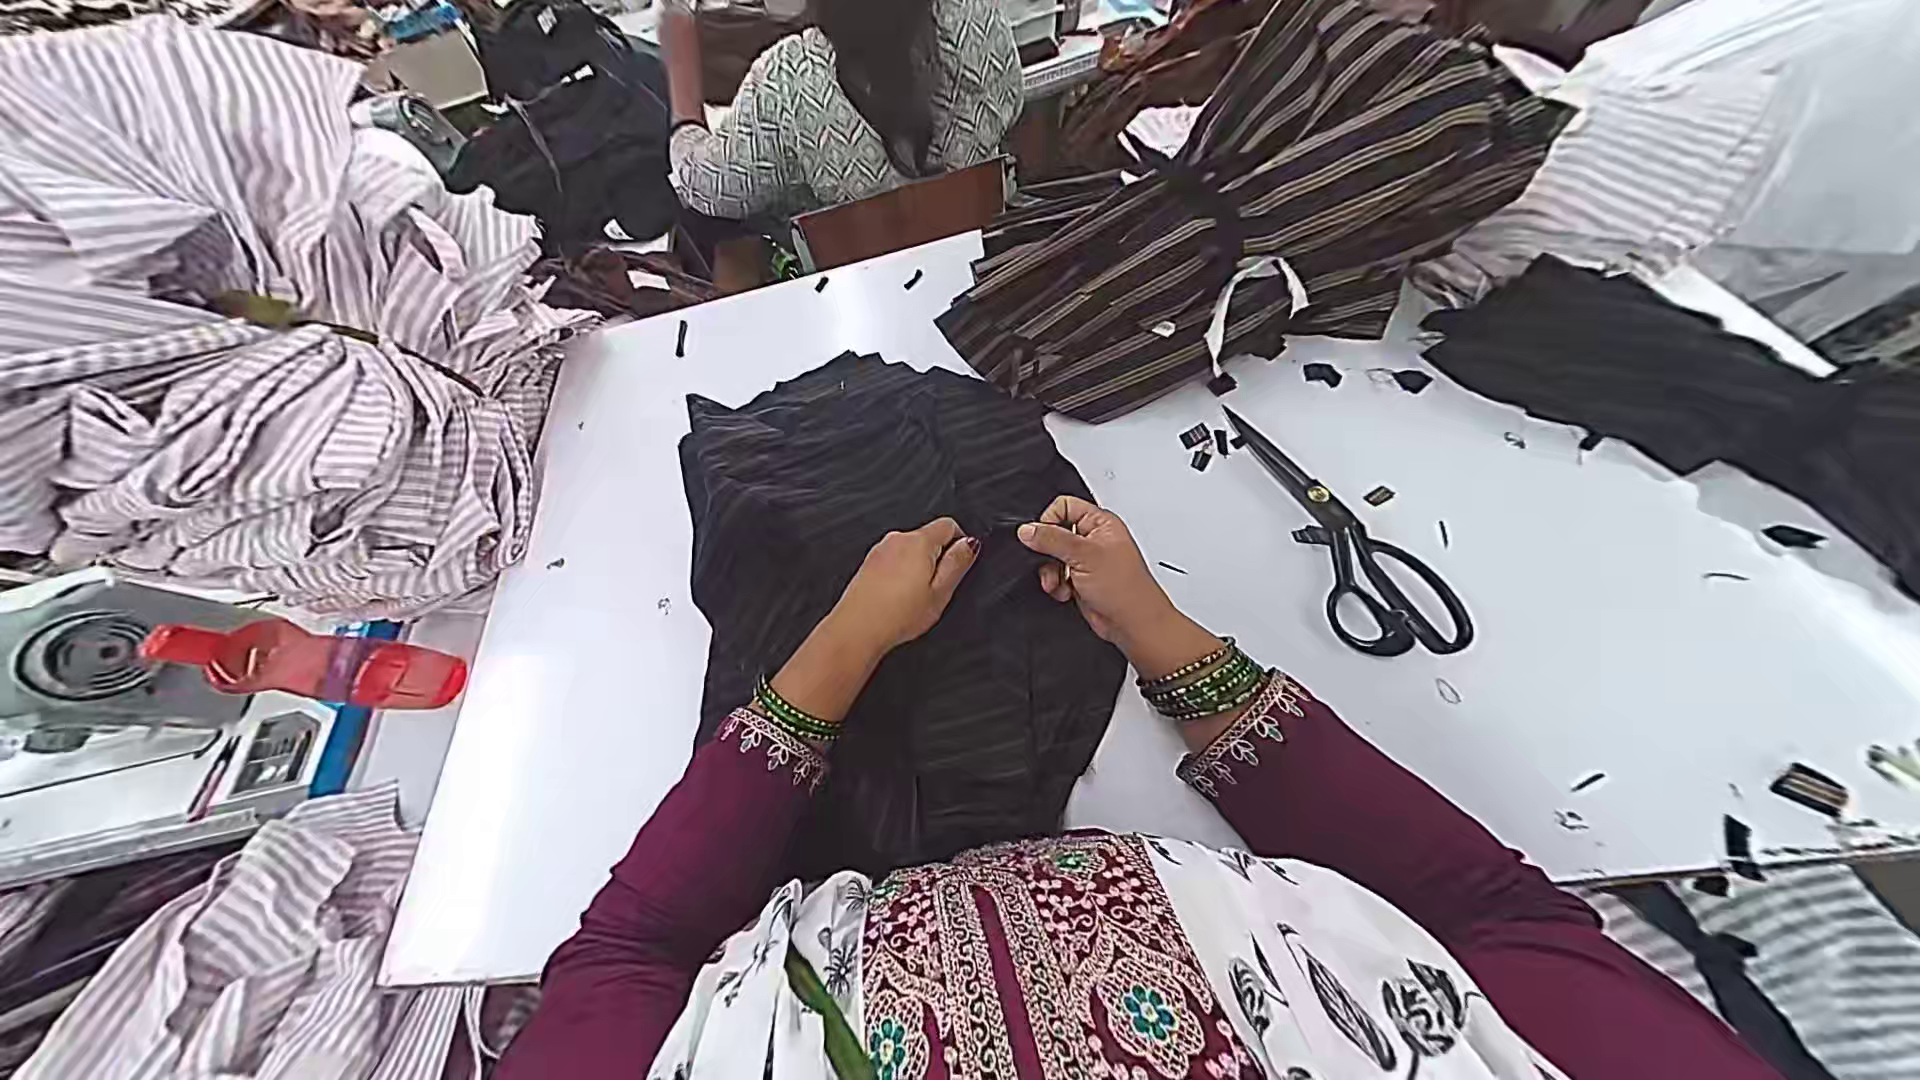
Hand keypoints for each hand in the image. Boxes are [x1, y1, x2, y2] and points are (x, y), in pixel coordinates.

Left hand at [831, 517, 979, 654]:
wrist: (857, 629)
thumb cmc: (897, 614)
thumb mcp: (940, 592)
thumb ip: (957, 563)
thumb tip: (970, 544)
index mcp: (919, 541)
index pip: (949, 525)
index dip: (960, 543)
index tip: (959, 565)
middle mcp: (897, 539)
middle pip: (929, 537)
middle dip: (938, 558)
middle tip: (936, 589)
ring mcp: (880, 550)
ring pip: (910, 550)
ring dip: (918, 567)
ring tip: (914, 597)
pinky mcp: (868, 564)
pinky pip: (894, 561)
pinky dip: (900, 574)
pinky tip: (897, 597)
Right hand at [1018, 496, 1222, 679]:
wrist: (1132, 623)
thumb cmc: (1126, 589)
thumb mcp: (1084, 556)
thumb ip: (1052, 540)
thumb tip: (1028, 530)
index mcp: (1100, 523)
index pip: (1064, 506)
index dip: (1050, 520)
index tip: (1044, 537)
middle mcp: (1093, 539)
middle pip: (1055, 532)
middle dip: (1049, 551)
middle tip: (1053, 561)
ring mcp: (1086, 560)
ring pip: (1052, 556)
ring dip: (1051, 571)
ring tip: (1059, 581)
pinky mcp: (1079, 578)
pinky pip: (1055, 574)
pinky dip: (1056, 584)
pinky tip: (1065, 591)